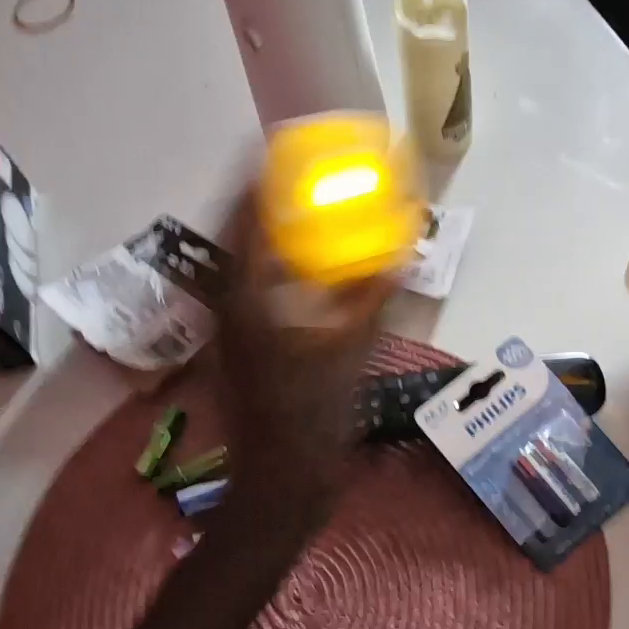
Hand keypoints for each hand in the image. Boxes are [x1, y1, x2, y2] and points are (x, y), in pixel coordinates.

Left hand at [215, 184, 396, 527]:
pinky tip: (313, 278)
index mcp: (244, 299)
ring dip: (273, 236)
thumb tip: (400, 254)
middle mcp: (228, 308)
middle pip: (240, 234)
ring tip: (309, 216)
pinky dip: (281, 274)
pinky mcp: (241, 354)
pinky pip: (257, 295)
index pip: (243, 215)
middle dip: (268, 200)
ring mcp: (230, 334)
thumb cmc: (310, 423)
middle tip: (302, 176)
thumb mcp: (349, 356)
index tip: (281, 142)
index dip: (258, 173)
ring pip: (246, 266)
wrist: (280, 485)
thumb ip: (373, 301)